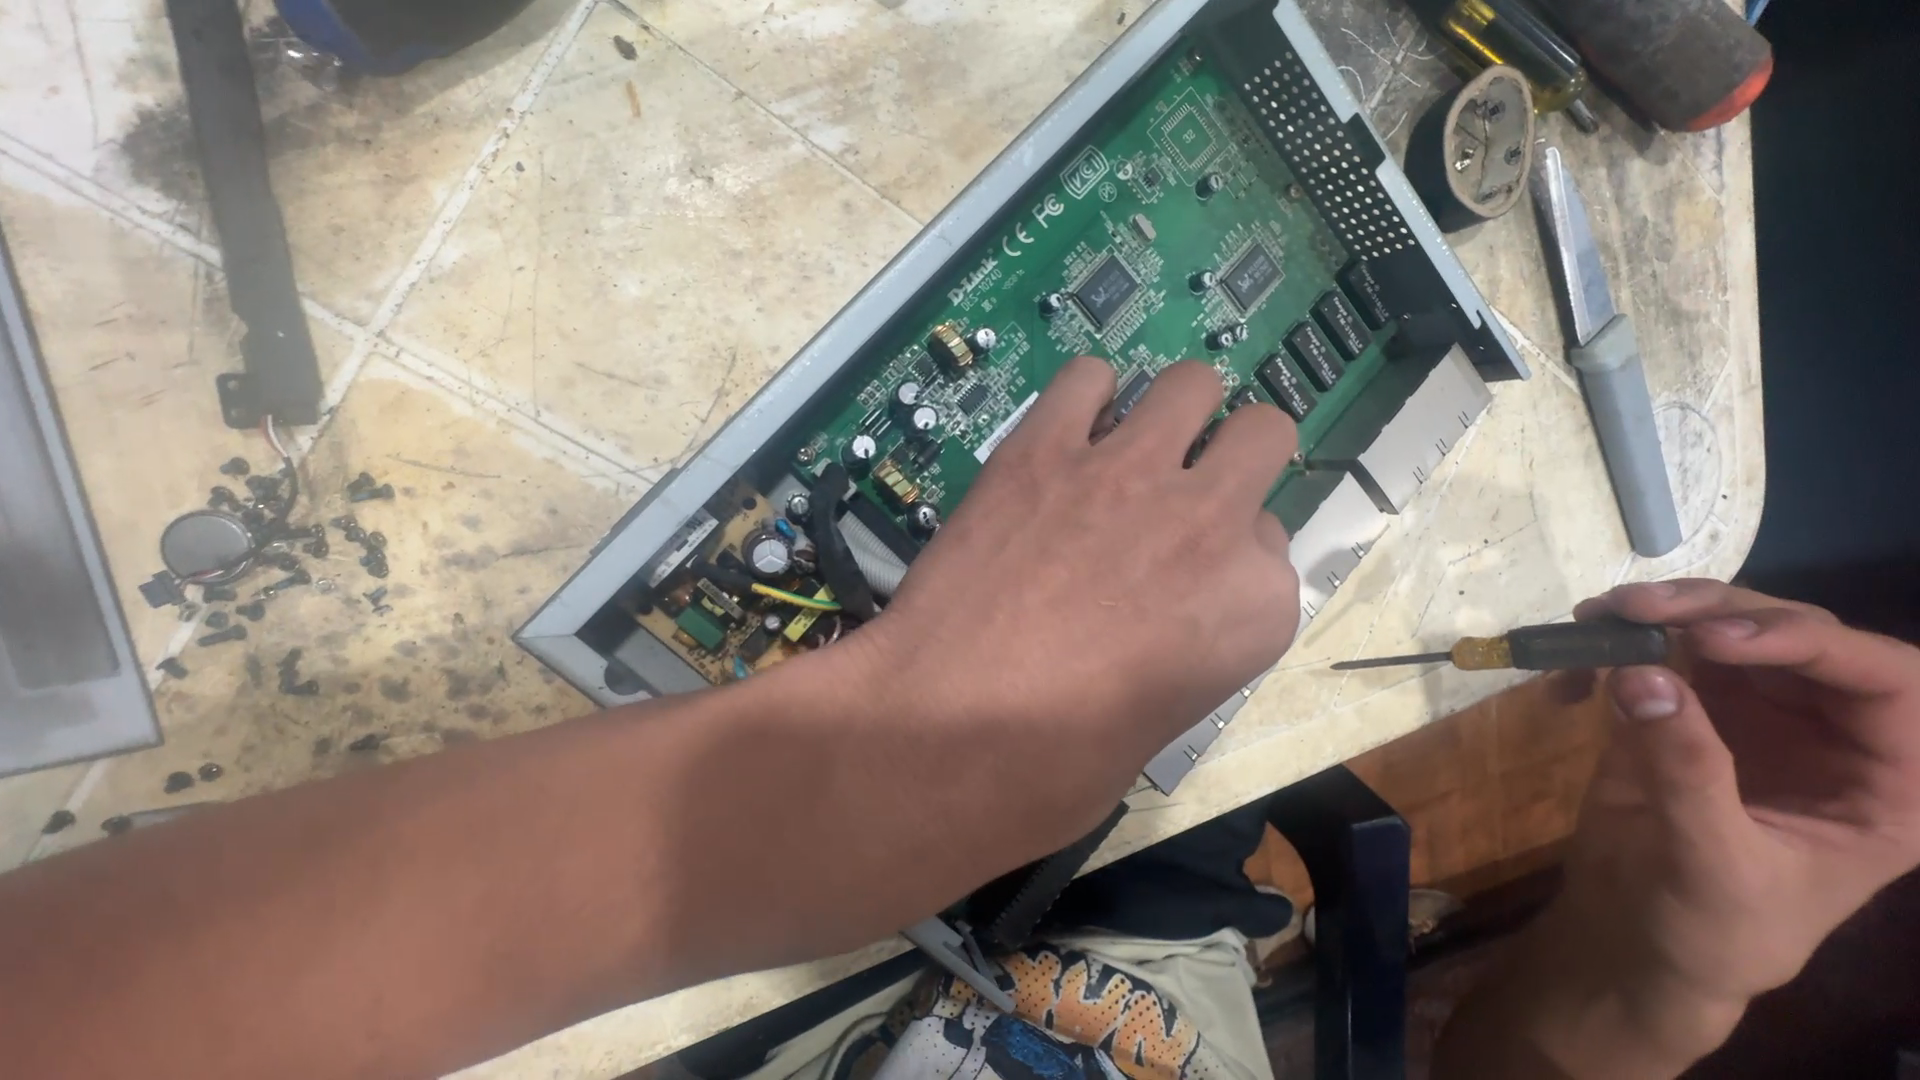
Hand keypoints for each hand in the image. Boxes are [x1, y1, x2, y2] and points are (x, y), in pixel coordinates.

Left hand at [849, 358, 1300, 820]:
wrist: (949, 730)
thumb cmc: (1059, 763)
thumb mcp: (1168, 716)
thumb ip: (1198, 633)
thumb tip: (1178, 594)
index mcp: (1257, 603)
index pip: (1273, 542)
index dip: (1231, 554)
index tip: (1192, 570)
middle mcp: (1209, 521)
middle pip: (1262, 435)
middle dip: (1234, 456)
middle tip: (1184, 485)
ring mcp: (1125, 473)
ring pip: (1191, 385)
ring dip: (1174, 410)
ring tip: (1133, 442)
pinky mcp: (1044, 451)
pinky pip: (1085, 379)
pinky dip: (1085, 397)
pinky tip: (1069, 428)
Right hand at [1493, 580, 1919, 1075]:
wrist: (1636, 940)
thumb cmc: (1710, 928)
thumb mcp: (1712, 862)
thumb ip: (1686, 769)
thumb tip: (1639, 674)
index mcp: (1883, 779)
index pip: (1882, 681)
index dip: (1807, 644)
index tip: (1710, 639)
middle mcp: (1824, 733)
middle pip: (1795, 636)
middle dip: (1716, 611)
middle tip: (1634, 608)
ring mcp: (1748, 717)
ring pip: (1722, 630)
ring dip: (1660, 613)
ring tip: (1597, 616)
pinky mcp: (1678, 713)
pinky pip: (1653, 656)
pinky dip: (1609, 648)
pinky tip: (1569, 671)